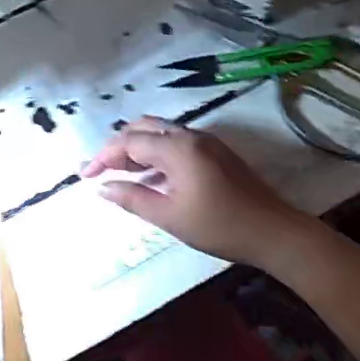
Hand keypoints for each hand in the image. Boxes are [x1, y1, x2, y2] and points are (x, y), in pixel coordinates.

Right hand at [82, 117, 315, 268]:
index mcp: (178, 149)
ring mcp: (206, 143)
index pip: (129, 141)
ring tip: (120, 175)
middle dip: (117, 147)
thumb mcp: (169, 216)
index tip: (85, 176)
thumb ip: (132, 198)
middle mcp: (191, 136)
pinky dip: (155, 155)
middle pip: (143, 129)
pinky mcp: (215, 153)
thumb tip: (102, 188)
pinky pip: (176, 144)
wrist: (274, 232)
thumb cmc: (219, 226)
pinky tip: (149, 178)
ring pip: (160, 134)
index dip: (103, 156)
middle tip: (101, 172)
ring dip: (136, 149)